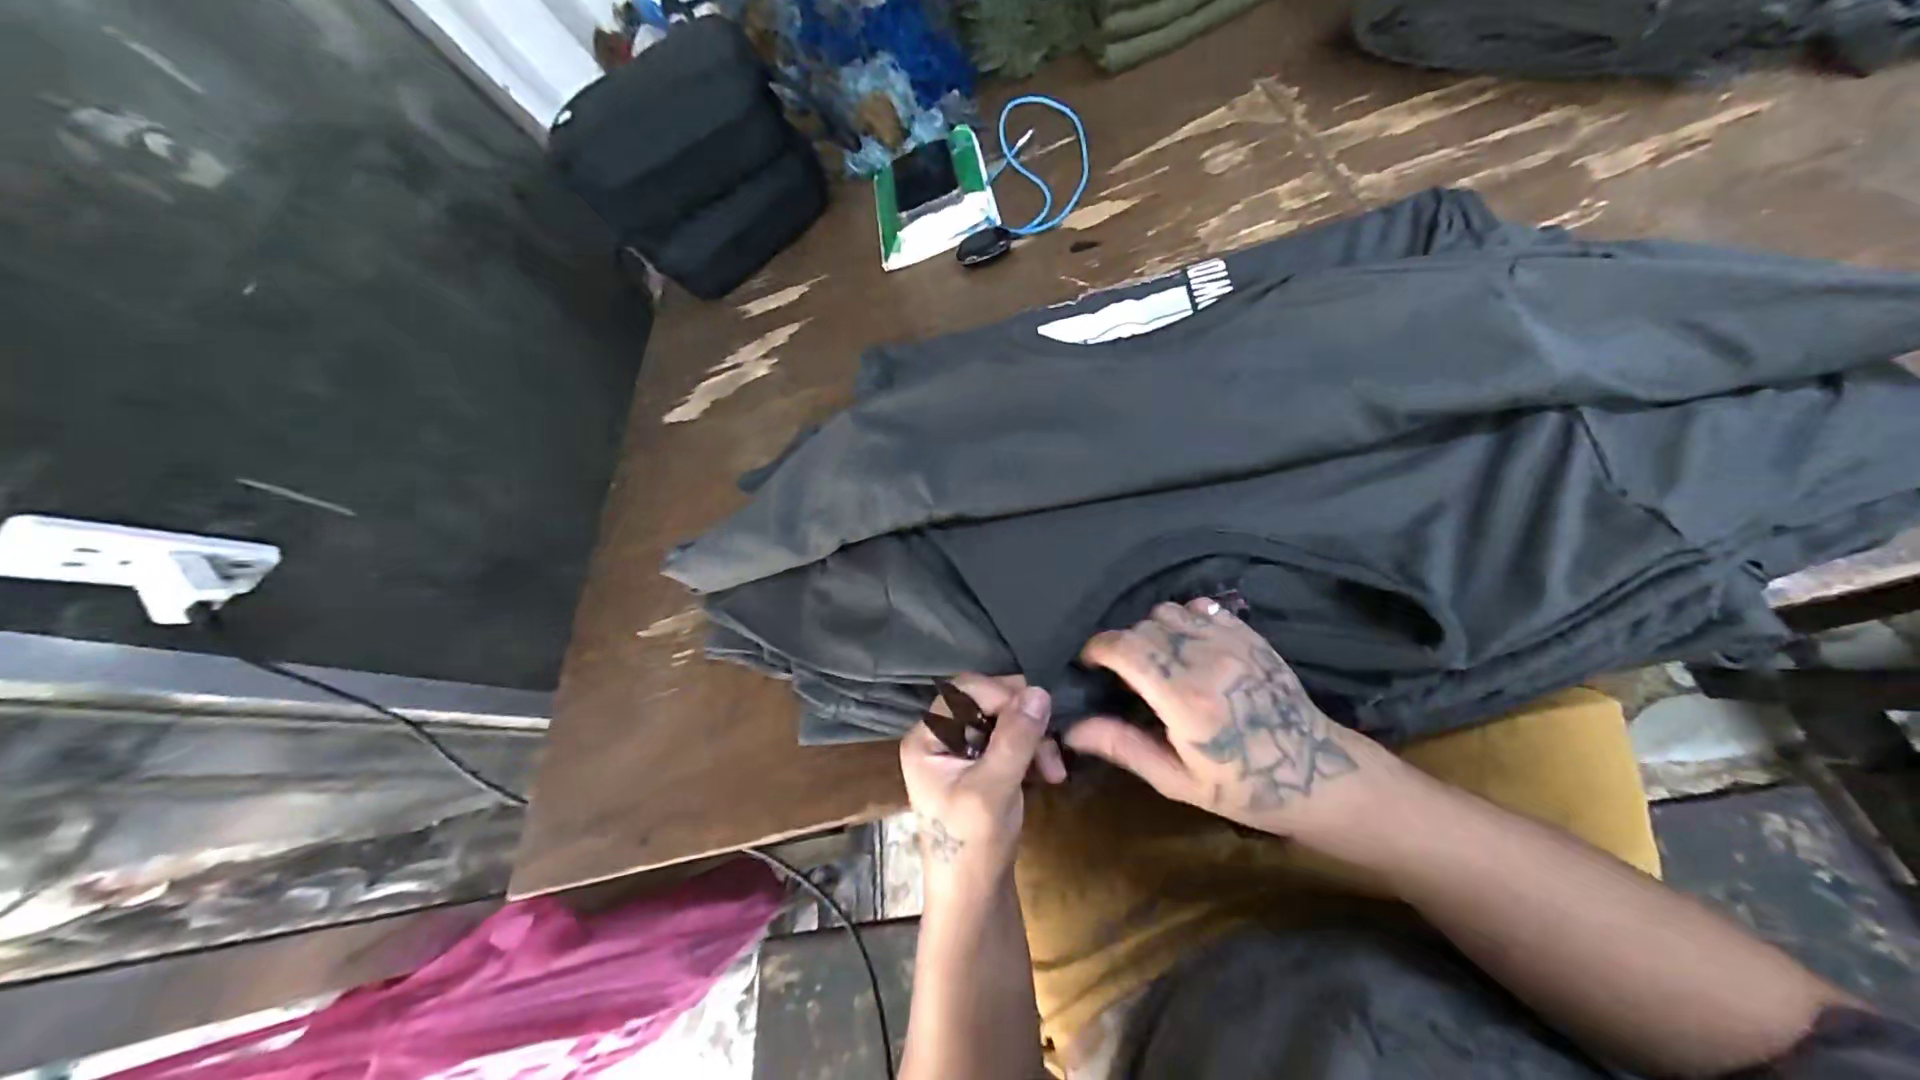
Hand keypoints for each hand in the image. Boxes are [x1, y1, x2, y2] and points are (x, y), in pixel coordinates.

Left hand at [900, 674, 1067, 891]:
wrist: (974, 895)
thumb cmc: (972, 844)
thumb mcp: (993, 789)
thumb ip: (1015, 740)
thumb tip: (1038, 692)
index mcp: (927, 738)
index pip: (964, 691)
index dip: (1001, 696)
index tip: (1034, 716)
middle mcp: (940, 737)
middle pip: (987, 702)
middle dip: (1023, 719)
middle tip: (1051, 743)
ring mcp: (962, 751)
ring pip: (1004, 719)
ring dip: (1034, 738)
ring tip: (1054, 769)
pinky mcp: (983, 764)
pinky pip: (1012, 739)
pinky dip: (1033, 751)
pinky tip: (1049, 774)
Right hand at [1066, 598, 1399, 840]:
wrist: (1317, 774)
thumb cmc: (1244, 788)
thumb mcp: (1178, 781)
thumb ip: (1123, 746)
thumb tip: (1072, 729)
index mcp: (1185, 701)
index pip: (1125, 649)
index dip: (1097, 648)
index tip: (1089, 665)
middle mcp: (1206, 660)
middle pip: (1141, 627)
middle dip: (1120, 644)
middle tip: (1121, 673)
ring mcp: (1232, 643)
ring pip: (1168, 611)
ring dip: (1150, 630)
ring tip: (1154, 659)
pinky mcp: (1249, 636)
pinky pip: (1201, 607)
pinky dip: (1183, 619)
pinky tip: (1186, 646)